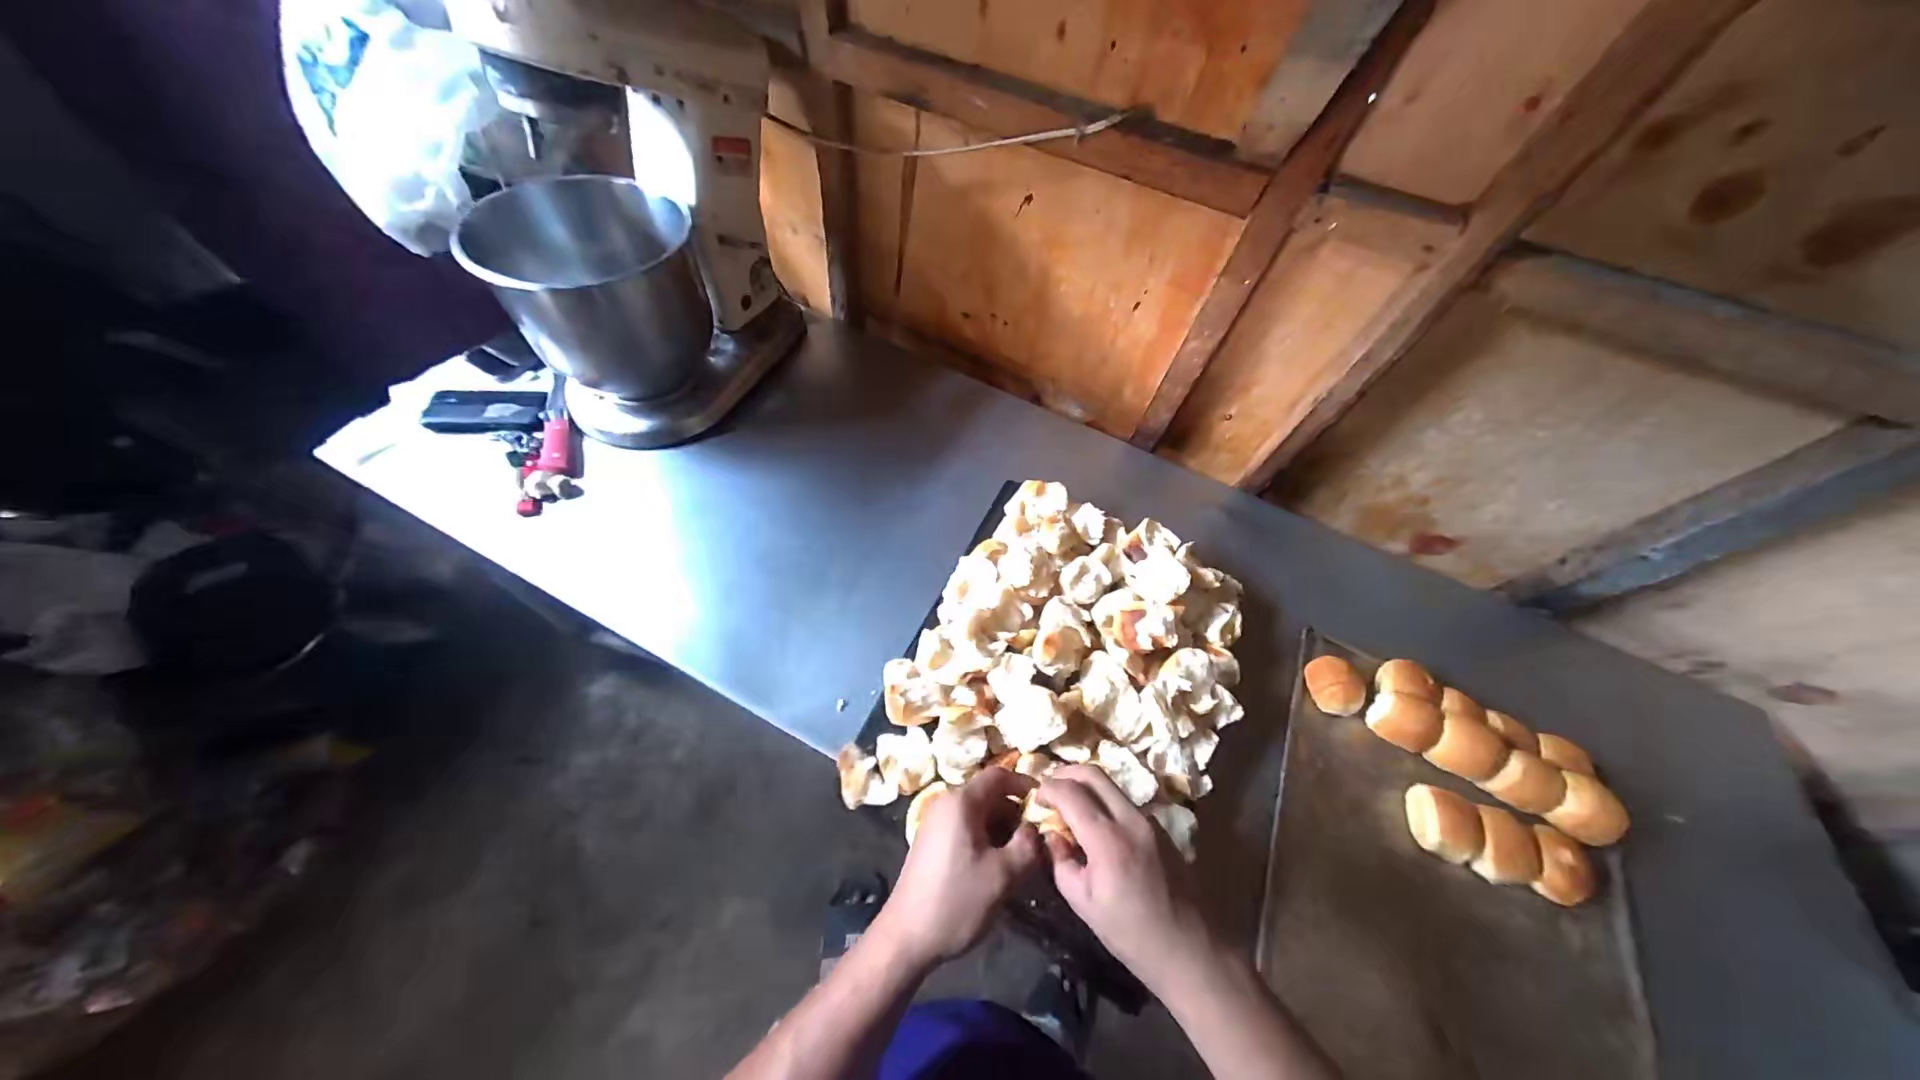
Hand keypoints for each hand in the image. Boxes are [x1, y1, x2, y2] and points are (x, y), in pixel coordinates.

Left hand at [869, 768, 1042, 968]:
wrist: (907, 936)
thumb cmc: (957, 900)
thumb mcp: (1003, 875)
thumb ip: (1028, 845)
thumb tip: (1037, 829)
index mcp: (961, 802)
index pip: (999, 775)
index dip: (1025, 785)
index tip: (1046, 806)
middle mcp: (946, 803)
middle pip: (989, 794)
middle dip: (1016, 813)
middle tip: (1037, 840)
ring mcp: (935, 822)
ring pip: (979, 813)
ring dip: (1002, 829)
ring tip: (1020, 858)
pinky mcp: (931, 841)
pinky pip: (966, 827)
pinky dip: (985, 838)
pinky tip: (996, 867)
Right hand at [1038, 765, 1216, 990]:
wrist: (1191, 950)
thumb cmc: (1131, 934)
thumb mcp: (1083, 903)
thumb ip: (1061, 861)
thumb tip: (1052, 835)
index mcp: (1108, 839)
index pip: (1070, 792)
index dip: (1047, 788)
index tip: (1035, 798)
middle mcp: (1131, 819)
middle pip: (1094, 774)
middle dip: (1065, 773)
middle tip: (1049, 789)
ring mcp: (1151, 821)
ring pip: (1112, 786)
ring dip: (1086, 787)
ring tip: (1070, 808)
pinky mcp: (1162, 829)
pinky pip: (1126, 804)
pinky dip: (1105, 804)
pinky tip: (1097, 829)